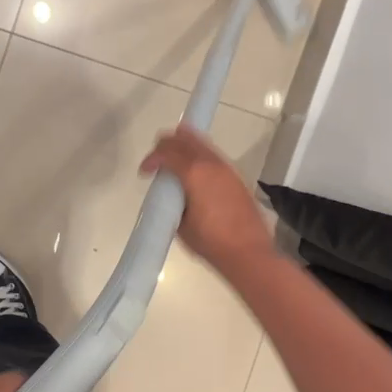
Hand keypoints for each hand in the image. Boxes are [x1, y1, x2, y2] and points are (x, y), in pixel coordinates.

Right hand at [140, 124, 273, 271]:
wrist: (248, 252)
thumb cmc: (210, 241)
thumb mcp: (180, 222)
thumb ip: (172, 200)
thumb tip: (170, 194)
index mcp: (194, 173)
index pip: (166, 152)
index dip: (151, 159)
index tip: (144, 172)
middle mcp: (211, 164)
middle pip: (184, 139)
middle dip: (166, 145)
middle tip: (156, 160)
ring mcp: (226, 168)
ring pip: (201, 143)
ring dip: (184, 147)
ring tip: (173, 162)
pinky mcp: (236, 177)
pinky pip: (212, 156)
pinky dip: (198, 157)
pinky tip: (194, 173)